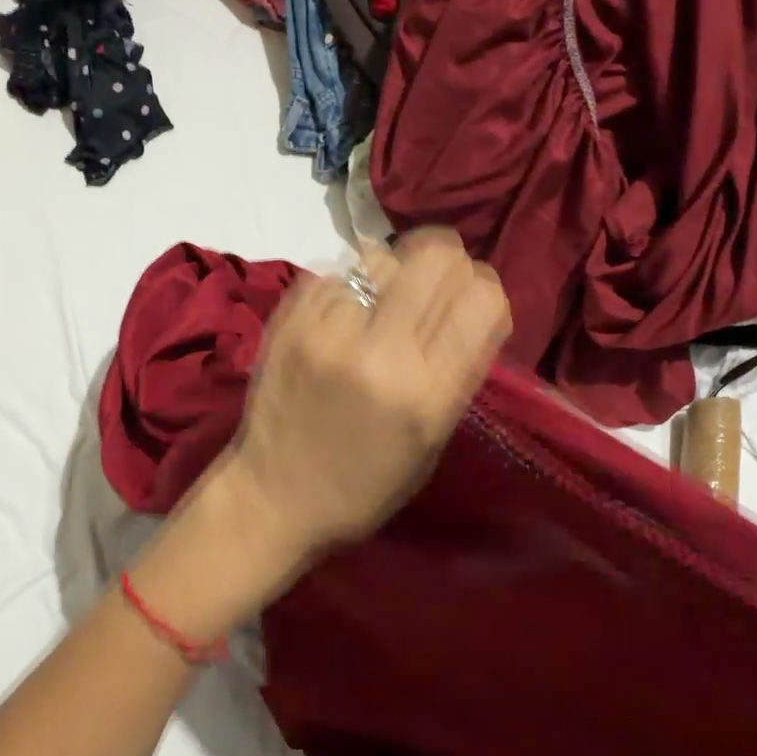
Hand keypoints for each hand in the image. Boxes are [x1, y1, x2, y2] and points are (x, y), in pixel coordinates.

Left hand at [221, 228, 511, 557]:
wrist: (273, 498)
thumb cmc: (362, 488)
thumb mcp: (430, 445)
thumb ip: (457, 374)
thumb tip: (472, 303)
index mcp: (427, 395)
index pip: (482, 298)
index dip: (483, 292)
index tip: (470, 307)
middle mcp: (381, 355)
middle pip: (436, 257)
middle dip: (445, 267)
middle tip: (431, 291)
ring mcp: (329, 334)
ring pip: (382, 258)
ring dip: (390, 277)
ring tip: (380, 308)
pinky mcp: (289, 324)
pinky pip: (334, 274)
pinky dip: (346, 288)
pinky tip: (341, 318)